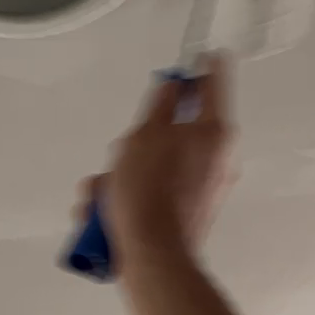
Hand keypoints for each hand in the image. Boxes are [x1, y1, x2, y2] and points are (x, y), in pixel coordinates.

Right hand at [81, 53, 234, 266]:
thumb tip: (174, 86)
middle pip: (175, 131)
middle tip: (120, 152)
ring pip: (155, 167)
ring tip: (98, 192)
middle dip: (138, 140)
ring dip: (120, 175)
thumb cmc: (148, 191)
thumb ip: (161, 104)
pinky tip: (99, 211)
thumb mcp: (145, 135)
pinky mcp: (184, 217)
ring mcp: (202, 191)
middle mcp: (217, 160)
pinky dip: (124, 200)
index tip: (194, 57)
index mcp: (215, 132)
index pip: (215, 80)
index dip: (201, 65)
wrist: (153, 256)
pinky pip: (152, 195)